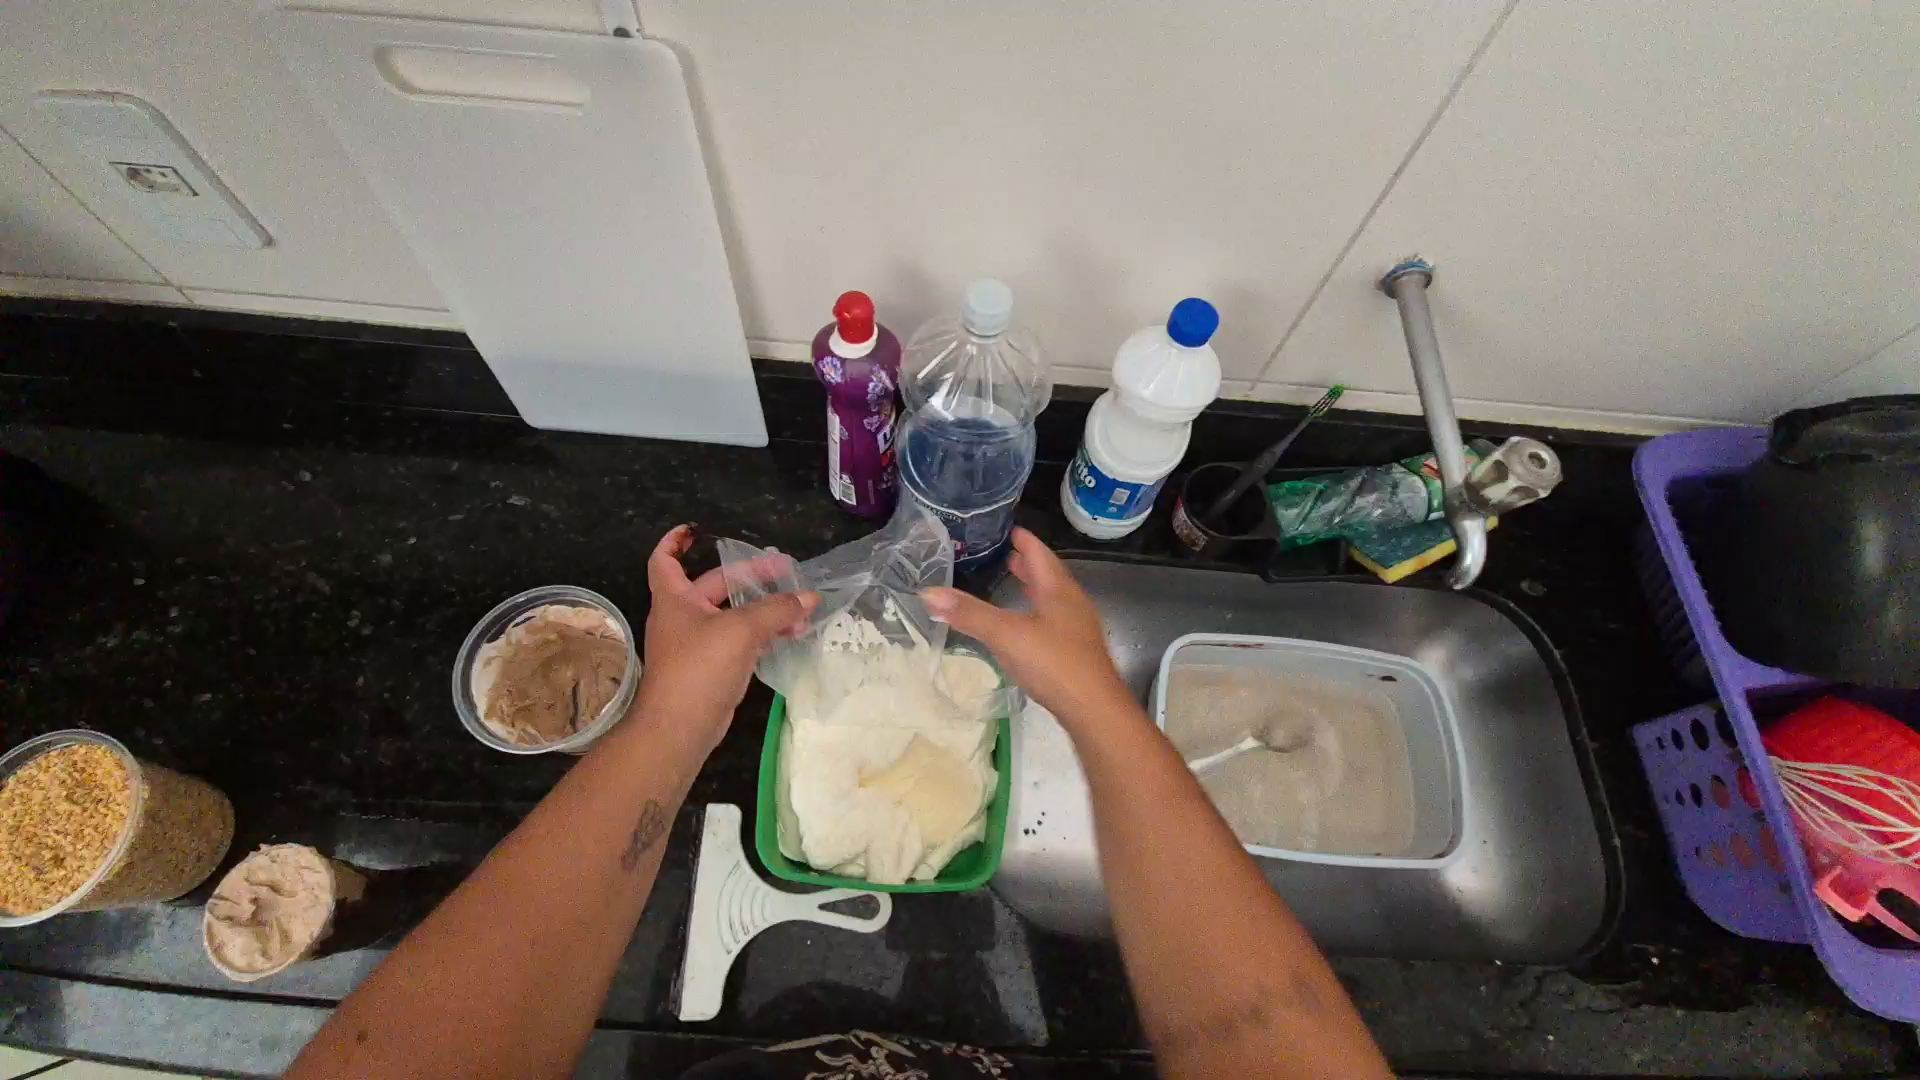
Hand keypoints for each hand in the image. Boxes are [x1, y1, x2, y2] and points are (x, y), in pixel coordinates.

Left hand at [631, 525, 817, 750]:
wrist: (680, 728)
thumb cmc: (699, 668)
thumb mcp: (741, 630)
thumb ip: (777, 610)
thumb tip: (810, 597)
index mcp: (675, 600)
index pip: (664, 561)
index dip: (675, 542)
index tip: (694, 530)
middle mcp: (684, 617)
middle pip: (717, 586)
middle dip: (751, 576)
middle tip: (785, 570)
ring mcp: (700, 644)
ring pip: (736, 615)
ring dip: (766, 609)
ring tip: (801, 609)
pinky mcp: (715, 668)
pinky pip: (743, 641)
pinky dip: (766, 635)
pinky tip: (793, 635)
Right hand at [922, 528, 1132, 727]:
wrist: (1094, 710)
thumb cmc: (1054, 663)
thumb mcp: (1006, 635)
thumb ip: (969, 614)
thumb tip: (929, 594)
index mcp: (1058, 590)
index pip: (1039, 553)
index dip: (1024, 539)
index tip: (1008, 528)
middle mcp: (1071, 603)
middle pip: (1048, 574)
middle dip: (1027, 563)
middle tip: (1006, 554)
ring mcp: (1077, 629)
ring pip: (1053, 599)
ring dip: (1034, 588)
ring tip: (1014, 583)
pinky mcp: (1076, 652)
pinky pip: (1054, 621)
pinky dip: (1036, 613)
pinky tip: (1025, 627)